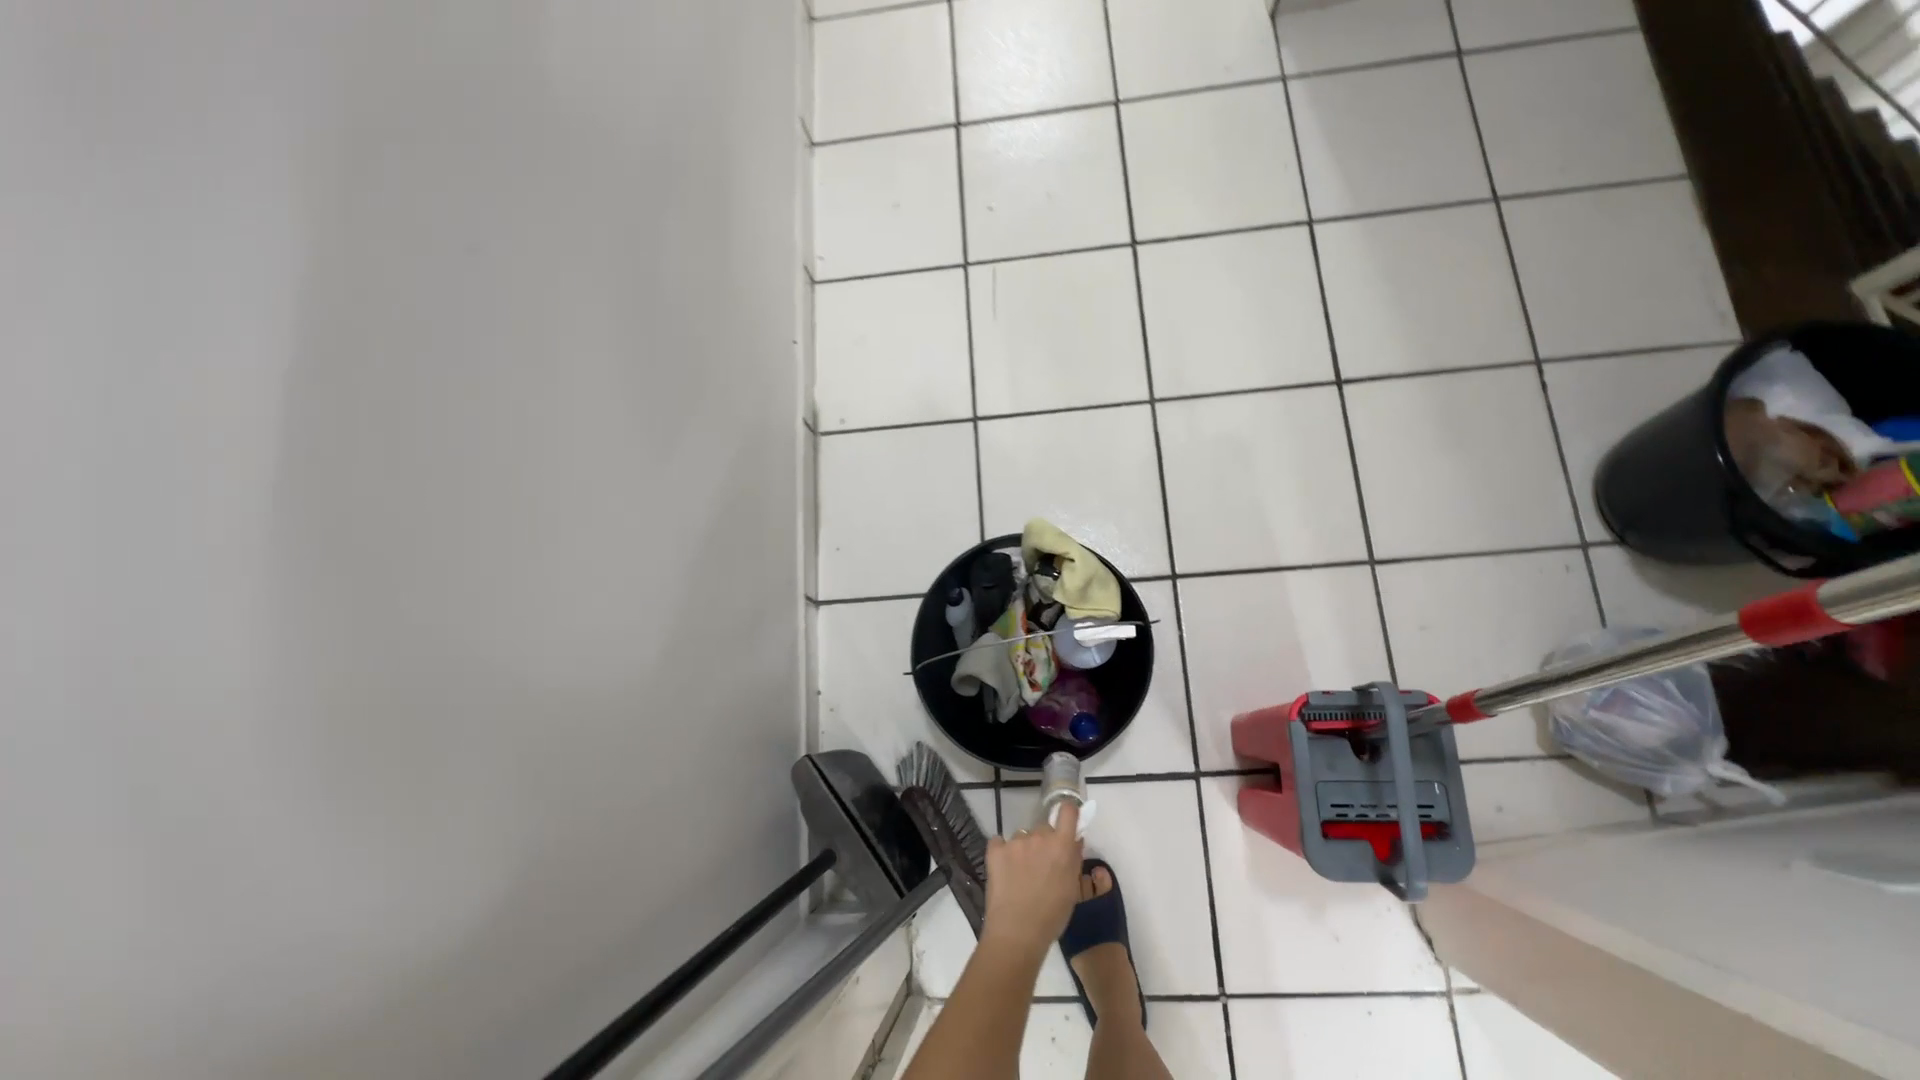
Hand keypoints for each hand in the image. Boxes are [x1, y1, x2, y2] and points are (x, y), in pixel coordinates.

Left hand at [980, 801, 1082, 955]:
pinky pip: (1000, 843)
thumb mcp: (1072, 889)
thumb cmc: (1052, 915)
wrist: (1017, 931)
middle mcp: (1039, 837)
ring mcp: (1015, 842)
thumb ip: (1073, 860)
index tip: (1066, 822)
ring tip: (1020, 874)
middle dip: (1044, 841)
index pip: (1067, 811)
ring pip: (1022, 836)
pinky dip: (1002, 852)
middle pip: (1043, 828)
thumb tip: (1073, 841)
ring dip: (1023, 849)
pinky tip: (1004, 871)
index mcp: (1062, 845)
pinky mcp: (995, 850)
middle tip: (1041, 864)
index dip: (1067, 813)